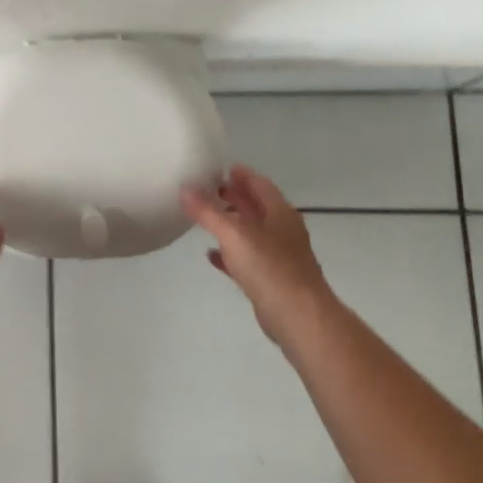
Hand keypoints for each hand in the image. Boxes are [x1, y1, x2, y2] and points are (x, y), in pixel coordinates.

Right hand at [181, 164, 336, 342]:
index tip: (220, 167)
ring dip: (231, 223)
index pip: (260, 184)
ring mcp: (278, 256)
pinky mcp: (270, 279)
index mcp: (279, 214)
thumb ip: (208, 212)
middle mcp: (282, 231)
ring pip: (251, 232)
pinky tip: (211, 254)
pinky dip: (229, 252)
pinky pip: (246, 258)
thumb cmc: (269, 268)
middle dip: (234, 196)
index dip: (241, 174)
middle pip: (256, 207)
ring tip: (205, 217)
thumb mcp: (234, 234)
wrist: (298, 315)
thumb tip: (185, 188)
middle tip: (208, 189)